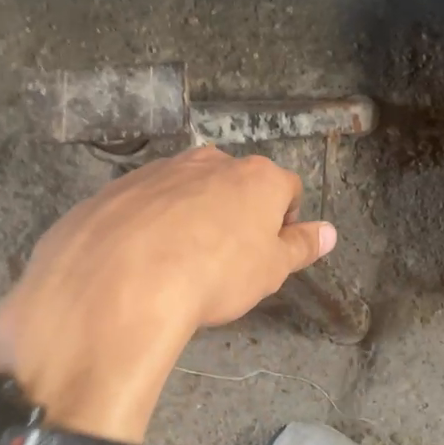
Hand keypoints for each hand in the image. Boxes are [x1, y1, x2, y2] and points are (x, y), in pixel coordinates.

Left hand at [0, 146, 334, 437]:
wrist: (119, 282)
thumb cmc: (214, 275)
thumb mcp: (271, 270)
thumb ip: (301, 247)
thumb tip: (329, 232)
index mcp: (257, 177)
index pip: (288, 189)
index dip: (284, 221)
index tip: (270, 253)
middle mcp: (210, 162)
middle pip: (235, 184)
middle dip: (236, 214)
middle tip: (227, 259)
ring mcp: (159, 171)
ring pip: (188, 191)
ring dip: (192, 218)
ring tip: (180, 264)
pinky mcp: (115, 189)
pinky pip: (144, 205)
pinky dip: (149, 226)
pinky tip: (142, 262)